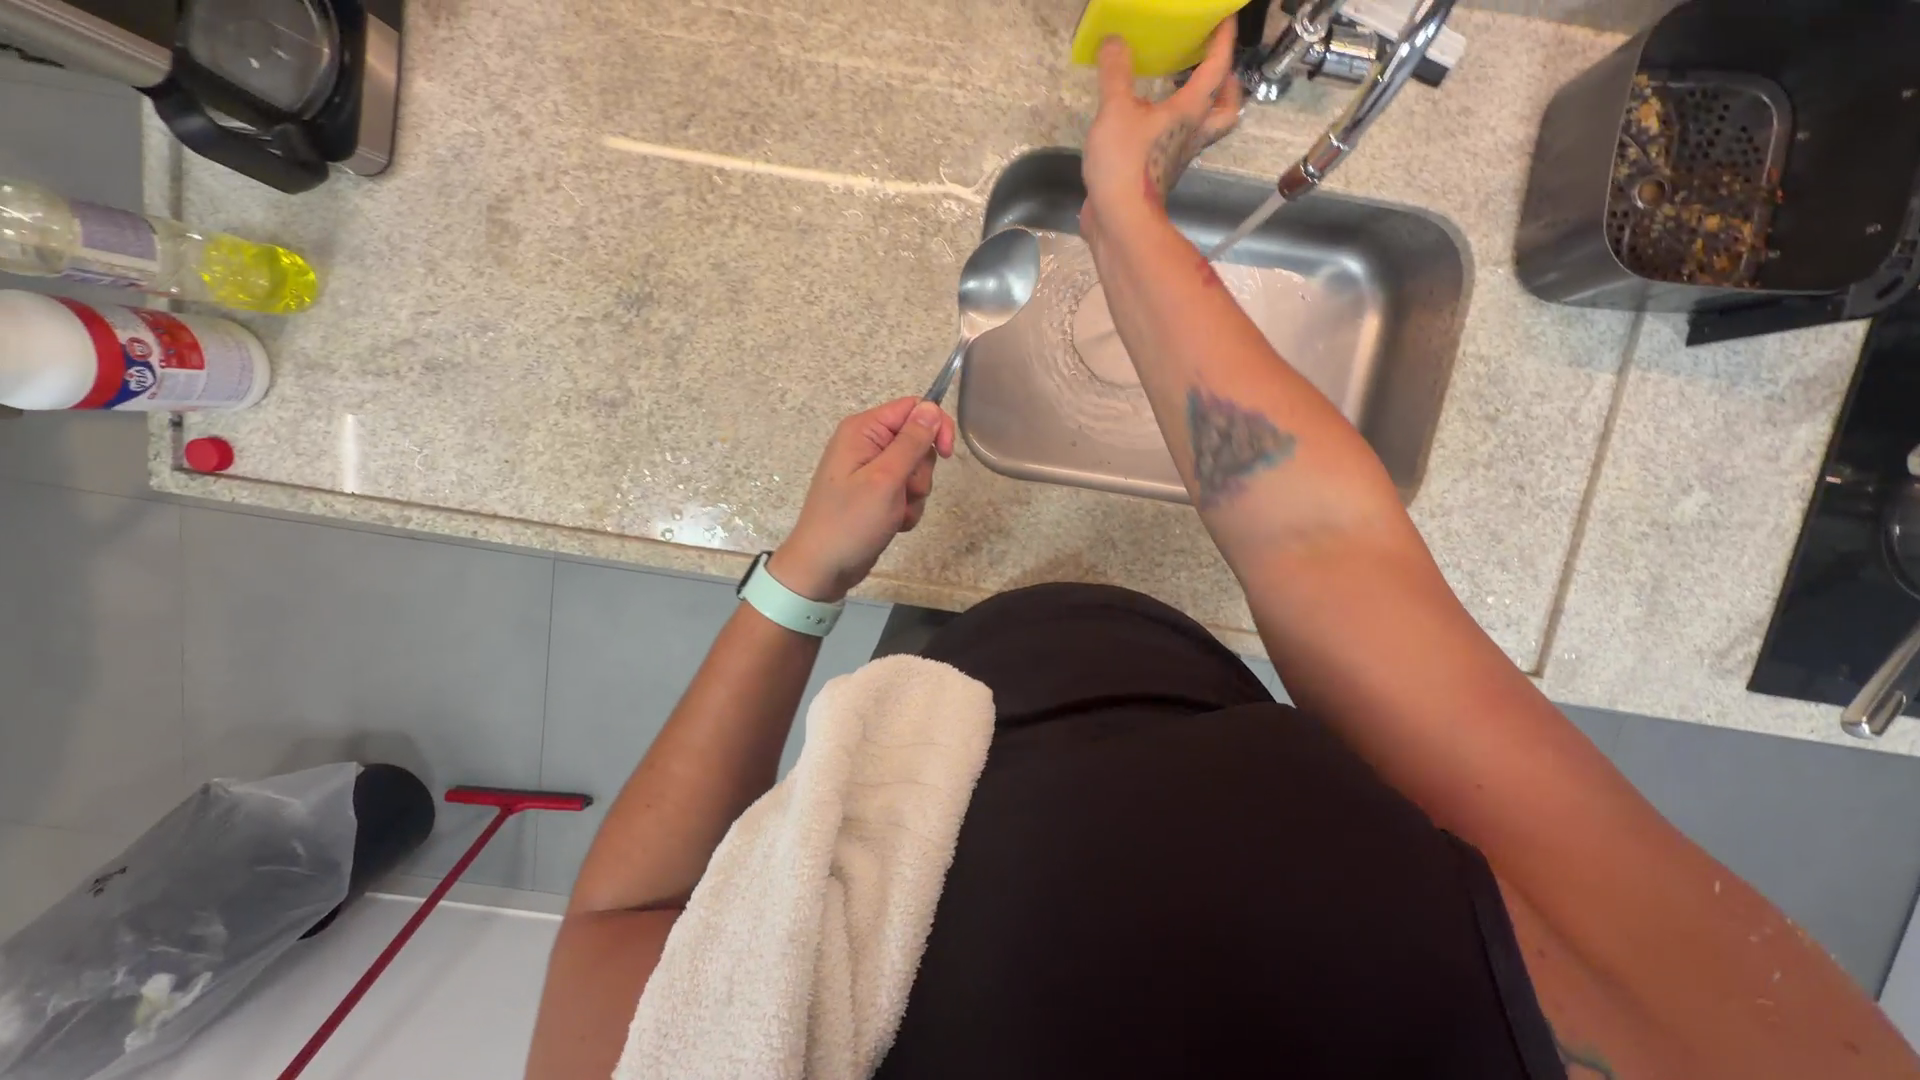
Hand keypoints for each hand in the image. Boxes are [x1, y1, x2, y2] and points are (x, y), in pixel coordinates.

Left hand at [768, 397, 957, 603]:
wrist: (822, 568)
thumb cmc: (850, 522)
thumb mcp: (885, 479)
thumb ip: (911, 442)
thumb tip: (932, 408)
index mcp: (863, 430)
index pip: (912, 408)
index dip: (934, 427)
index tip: (945, 455)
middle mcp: (866, 444)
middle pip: (917, 441)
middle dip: (920, 472)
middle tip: (903, 492)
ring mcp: (870, 471)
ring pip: (916, 471)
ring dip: (914, 495)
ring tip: (894, 513)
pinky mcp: (875, 494)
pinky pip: (906, 492)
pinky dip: (906, 509)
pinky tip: (893, 523)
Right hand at [1080, 22, 1242, 236]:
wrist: (1120, 220)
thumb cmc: (1126, 163)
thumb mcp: (1115, 110)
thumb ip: (1115, 73)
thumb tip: (1114, 41)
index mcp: (1191, 112)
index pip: (1217, 68)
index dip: (1223, 40)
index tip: (1225, 19)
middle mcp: (1191, 134)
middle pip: (1226, 111)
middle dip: (1228, 89)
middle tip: (1219, 72)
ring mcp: (1176, 158)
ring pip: (1203, 130)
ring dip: (1203, 111)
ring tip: (1184, 93)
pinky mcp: (1158, 175)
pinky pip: (1174, 146)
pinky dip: (1170, 131)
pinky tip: (1150, 124)